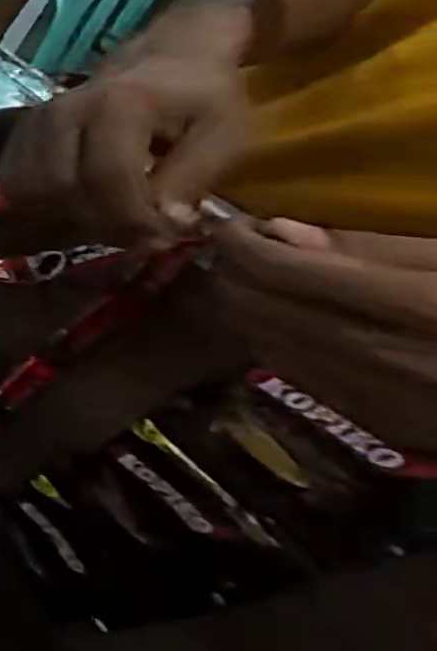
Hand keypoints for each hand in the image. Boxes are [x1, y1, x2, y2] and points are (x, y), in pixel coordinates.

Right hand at [0, 46, 247, 241]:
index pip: (107, 175)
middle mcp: (62, 114)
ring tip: (107, 222)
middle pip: (60, 185)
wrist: (161, 58)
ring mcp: (34, 123)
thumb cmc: (200, 96)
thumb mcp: (223, 134)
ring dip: (66, 215)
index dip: (131, 216)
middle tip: (132, 236)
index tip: (159, 239)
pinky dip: (40, 203)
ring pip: (30, 187)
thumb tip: (162, 225)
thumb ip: (192, 179)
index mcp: (116, 107)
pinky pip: (14, 180)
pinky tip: (76, 207)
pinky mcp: (19, 134)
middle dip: (97, 220)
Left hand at [210, 218, 436, 449]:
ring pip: (261, 338)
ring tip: (271, 283)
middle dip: (234, 271)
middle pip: (252, 304)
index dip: (237, 239)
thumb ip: (376, 249)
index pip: (275, 268)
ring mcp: (386, 400)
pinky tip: (304, 323)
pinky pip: (298, 372)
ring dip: (249, 305)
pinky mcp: (392, 428)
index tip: (233, 222)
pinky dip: (281, 341)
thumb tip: (281, 231)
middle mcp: (389, 358)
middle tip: (248, 250)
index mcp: (422, 310)